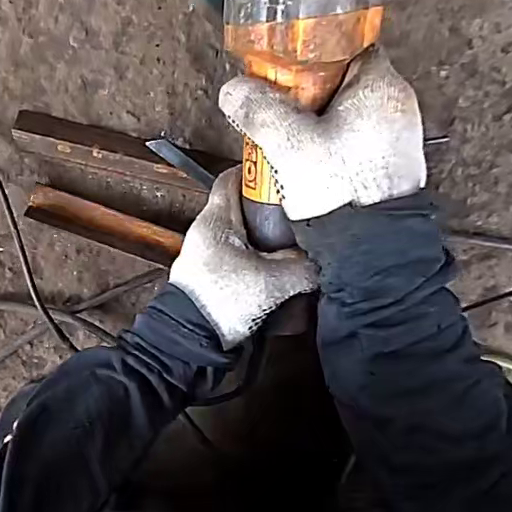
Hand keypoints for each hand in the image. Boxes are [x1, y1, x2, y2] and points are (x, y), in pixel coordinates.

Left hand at [169, 167, 319, 346]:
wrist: (190, 341)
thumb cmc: (221, 302)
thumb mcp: (274, 281)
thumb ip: (304, 266)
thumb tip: (321, 261)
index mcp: (215, 220)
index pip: (232, 177)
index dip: (257, 171)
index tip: (281, 174)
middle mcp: (206, 233)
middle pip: (242, 208)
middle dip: (271, 211)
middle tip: (298, 214)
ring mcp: (206, 256)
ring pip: (242, 236)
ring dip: (266, 241)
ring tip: (294, 246)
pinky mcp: (210, 278)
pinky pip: (238, 259)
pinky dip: (257, 262)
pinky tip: (278, 274)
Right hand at [217, 46, 426, 220]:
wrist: (368, 246)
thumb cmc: (343, 193)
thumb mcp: (289, 144)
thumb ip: (259, 110)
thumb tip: (235, 90)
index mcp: (380, 88)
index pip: (344, 46)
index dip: (308, 56)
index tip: (283, 71)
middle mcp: (394, 109)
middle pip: (338, 83)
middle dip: (302, 98)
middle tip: (278, 115)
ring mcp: (391, 139)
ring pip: (340, 115)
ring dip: (309, 127)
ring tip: (286, 146)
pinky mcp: (381, 164)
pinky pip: (346, 143)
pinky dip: (323, 149)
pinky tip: (303, 168)